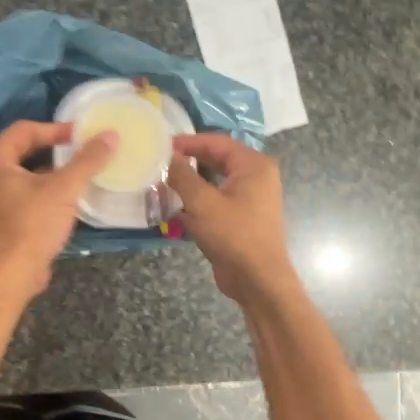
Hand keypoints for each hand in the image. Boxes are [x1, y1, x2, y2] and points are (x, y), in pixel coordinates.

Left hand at [0, 121, 116, 300]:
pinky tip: (65, 197)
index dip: (55, 129)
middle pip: (22, 150)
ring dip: (49, 170)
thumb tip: (111, 135)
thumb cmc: (33, 224)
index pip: (24, 130)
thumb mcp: (64, 189)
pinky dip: (42, 190)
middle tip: (80, 150)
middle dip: (52, 149)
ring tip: (77, 171)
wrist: (12, 274)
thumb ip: (87, 160)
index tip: (82, 135)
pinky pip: (21, 193)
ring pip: (22, 173)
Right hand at [165, 133, 298, 305]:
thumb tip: (169, 157)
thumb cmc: (233, 235)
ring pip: (216, 180)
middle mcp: (256, 176)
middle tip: (161, 164)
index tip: (162, 146)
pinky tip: (177, 207)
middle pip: (217, 159)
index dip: (188, 142)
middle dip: (189, 161)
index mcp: (253, 165)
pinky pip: (218, 199)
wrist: (257, 278)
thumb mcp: (202, 203)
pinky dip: (199, 200)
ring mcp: (251, 197)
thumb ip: (182, 176)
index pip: (217, 141)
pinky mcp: (243, 216)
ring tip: (164, 184)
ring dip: (192, 182)